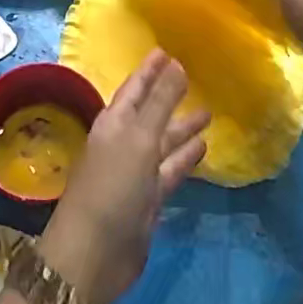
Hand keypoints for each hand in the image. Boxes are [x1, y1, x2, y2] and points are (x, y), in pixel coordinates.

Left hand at [39, 51, 208, 303]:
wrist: (94, 252)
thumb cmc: (112, 186)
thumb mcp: (138, 139)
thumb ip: (159, 103)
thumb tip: (176, 64)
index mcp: (113, 123)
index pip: (134, 88)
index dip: (149, 71)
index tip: (165, 51)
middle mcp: (123, 142)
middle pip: (149, 113)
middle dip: (168, 96)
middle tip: (192, 77)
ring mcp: (135, 171)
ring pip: (162, 142)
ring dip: (181, 128)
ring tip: (208, 113)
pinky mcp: (148, 199)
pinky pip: (170, 170)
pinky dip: (184, 158)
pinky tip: (203, 147)